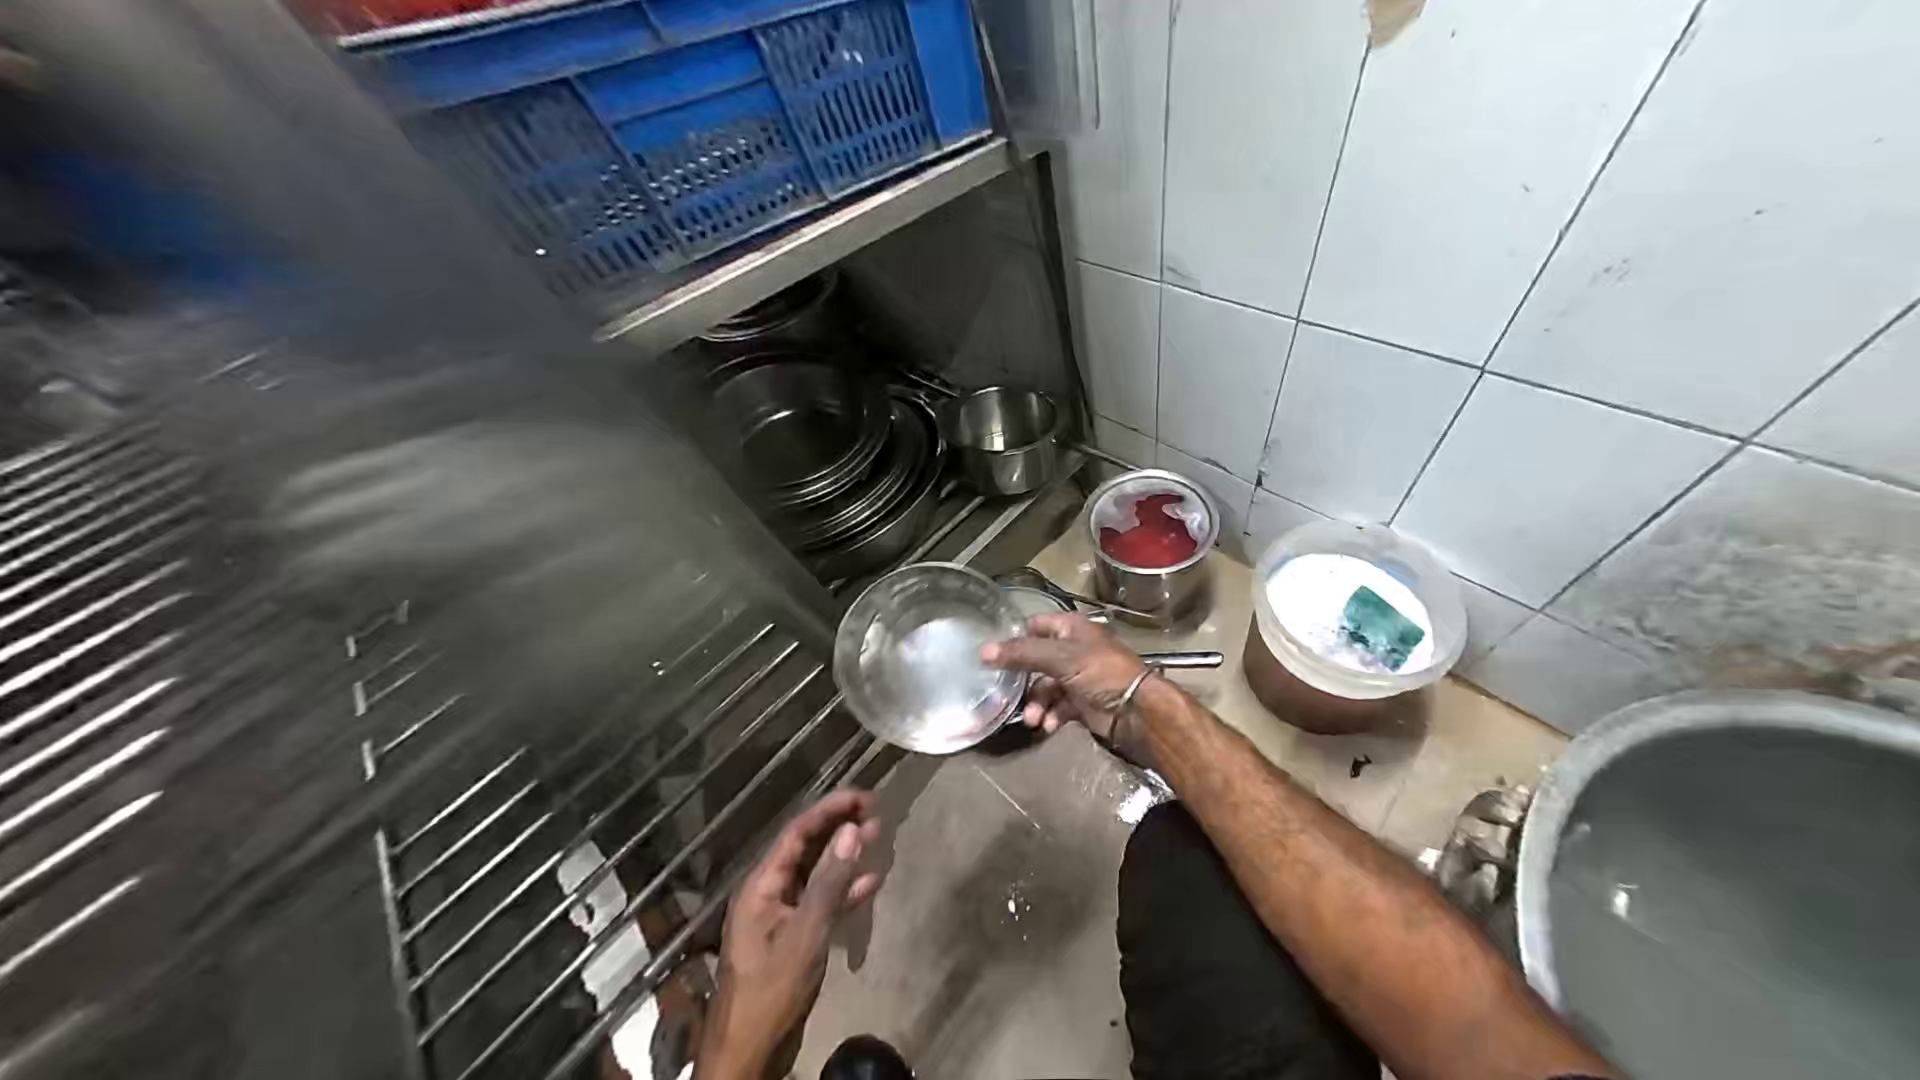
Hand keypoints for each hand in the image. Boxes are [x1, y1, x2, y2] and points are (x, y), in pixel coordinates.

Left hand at [696, 791, 883, 1079]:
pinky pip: (822, 900)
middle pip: (807, 846)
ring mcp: (782, 913)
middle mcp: (770, 890)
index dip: (831, 808)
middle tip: (875, 811)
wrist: (749, 1054)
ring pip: (817, 872)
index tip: (863, 796)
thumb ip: (829, 880)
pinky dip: (845, 890)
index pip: (798, 831)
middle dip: (840, 826)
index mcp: (762, 883)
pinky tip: (870, 882)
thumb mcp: (805, 933)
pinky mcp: (794, 935)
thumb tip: (852, 829)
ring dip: (846, 855)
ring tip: (878, 836)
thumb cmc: (771, 990)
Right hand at [980, 614, 1149, 740]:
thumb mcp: (1060, 658)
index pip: (1034, 627)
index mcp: (1071, 629)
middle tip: (1006, 694)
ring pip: (1045, 688)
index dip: (1015, 639)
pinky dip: (1050, 716)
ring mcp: (1078, 677)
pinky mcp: (1082, 703)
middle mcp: (1073, 650)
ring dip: (1036, 704)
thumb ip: (1022, 654)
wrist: (1138, 711)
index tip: (991, 655)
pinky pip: (1058, 707)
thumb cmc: (1101, 673)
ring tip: (1033, 719)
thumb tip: (983, 651)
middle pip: (1036, 661)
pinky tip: (1047, 726)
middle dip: (1023, 681)